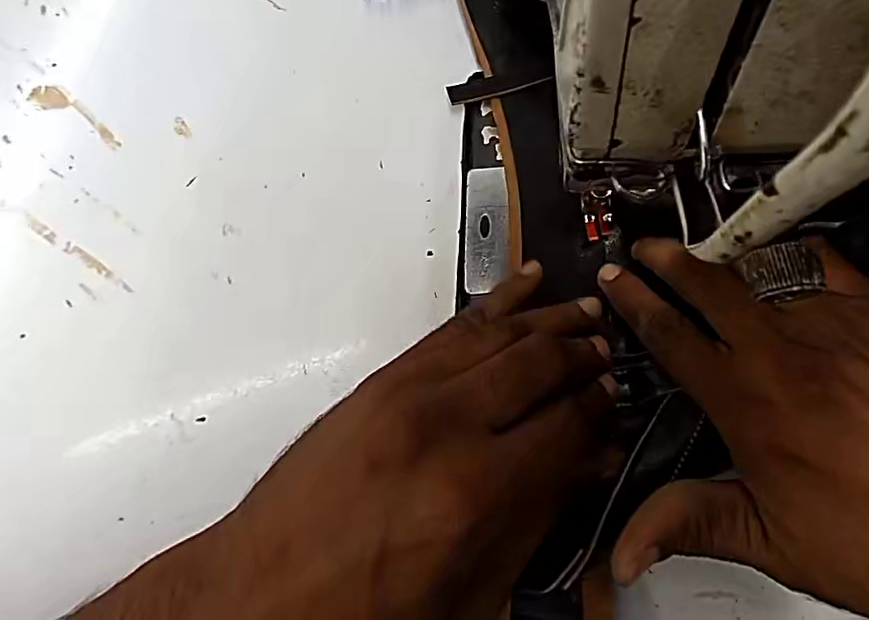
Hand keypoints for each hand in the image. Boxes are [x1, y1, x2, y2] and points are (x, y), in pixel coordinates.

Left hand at [76, 262, 618, 619]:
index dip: (599, 409)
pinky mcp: (386, 376)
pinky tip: (527, 281)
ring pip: (502, 331)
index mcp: (471, 490)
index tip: (614, 399)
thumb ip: (536, 520)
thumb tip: (584, 466)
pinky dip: (498, 298)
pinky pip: (456, 325)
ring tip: (585, 309)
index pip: (564, 425)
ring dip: (550, 317)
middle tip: (608, 350)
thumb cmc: (355, 616)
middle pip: (539, 364)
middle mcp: (444, 425)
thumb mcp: (468, 595)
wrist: (253, 600)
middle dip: (583, 355)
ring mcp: (411, 390)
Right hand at [597, 239, 868, 619]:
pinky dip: (795, 257)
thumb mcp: (780, 547)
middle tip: (645, 248)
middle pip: (709, 286)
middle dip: (668, 262)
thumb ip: (694, 523)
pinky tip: (786, 263)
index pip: (674, 338)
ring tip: (709, 262)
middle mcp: (783, 351)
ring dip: (728, 262)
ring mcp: (834, 322)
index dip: (637, 304)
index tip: (615, 280)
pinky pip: (823, 263)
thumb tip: (624, 549)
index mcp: (750, 406)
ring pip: (762, 270)